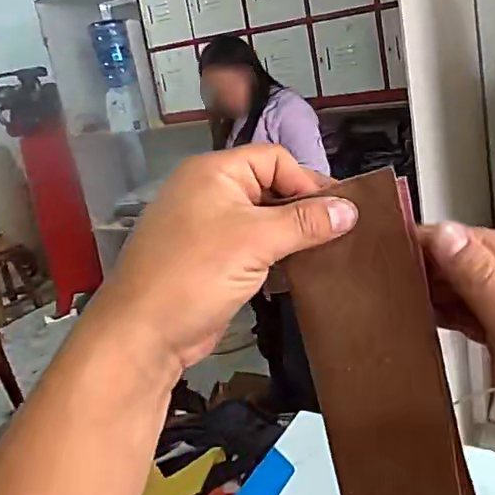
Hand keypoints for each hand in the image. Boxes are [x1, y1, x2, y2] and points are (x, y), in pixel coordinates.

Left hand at [88, 145, 356, 370]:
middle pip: (270, 186)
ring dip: (294, 233)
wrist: (144, 335)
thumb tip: (350, 210)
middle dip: (304, 207)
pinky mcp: (213, 259)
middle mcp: (211, 192)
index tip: (337, 210)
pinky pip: (254, 245)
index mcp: (214, 172)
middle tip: (341, 230)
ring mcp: (210, 227)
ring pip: (264, 219)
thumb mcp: (256, 241)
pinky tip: (303, 268)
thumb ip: (305, 222)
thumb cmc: (196, 274)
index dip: (306, 181)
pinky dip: (277, 253)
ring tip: (329, 249)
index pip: (274, 159)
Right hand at [418, 222, 494, 485]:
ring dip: (450, 294)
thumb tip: (446, 234)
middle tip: (396, 275)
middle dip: (441, 268)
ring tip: (409, 295)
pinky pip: (491, 321)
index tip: (401, 244)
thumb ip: (480, 277)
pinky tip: (438, 319)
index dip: (440, 241)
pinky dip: (464, 319)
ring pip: (485, 294)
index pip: (485, 241)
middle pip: (484, 265)